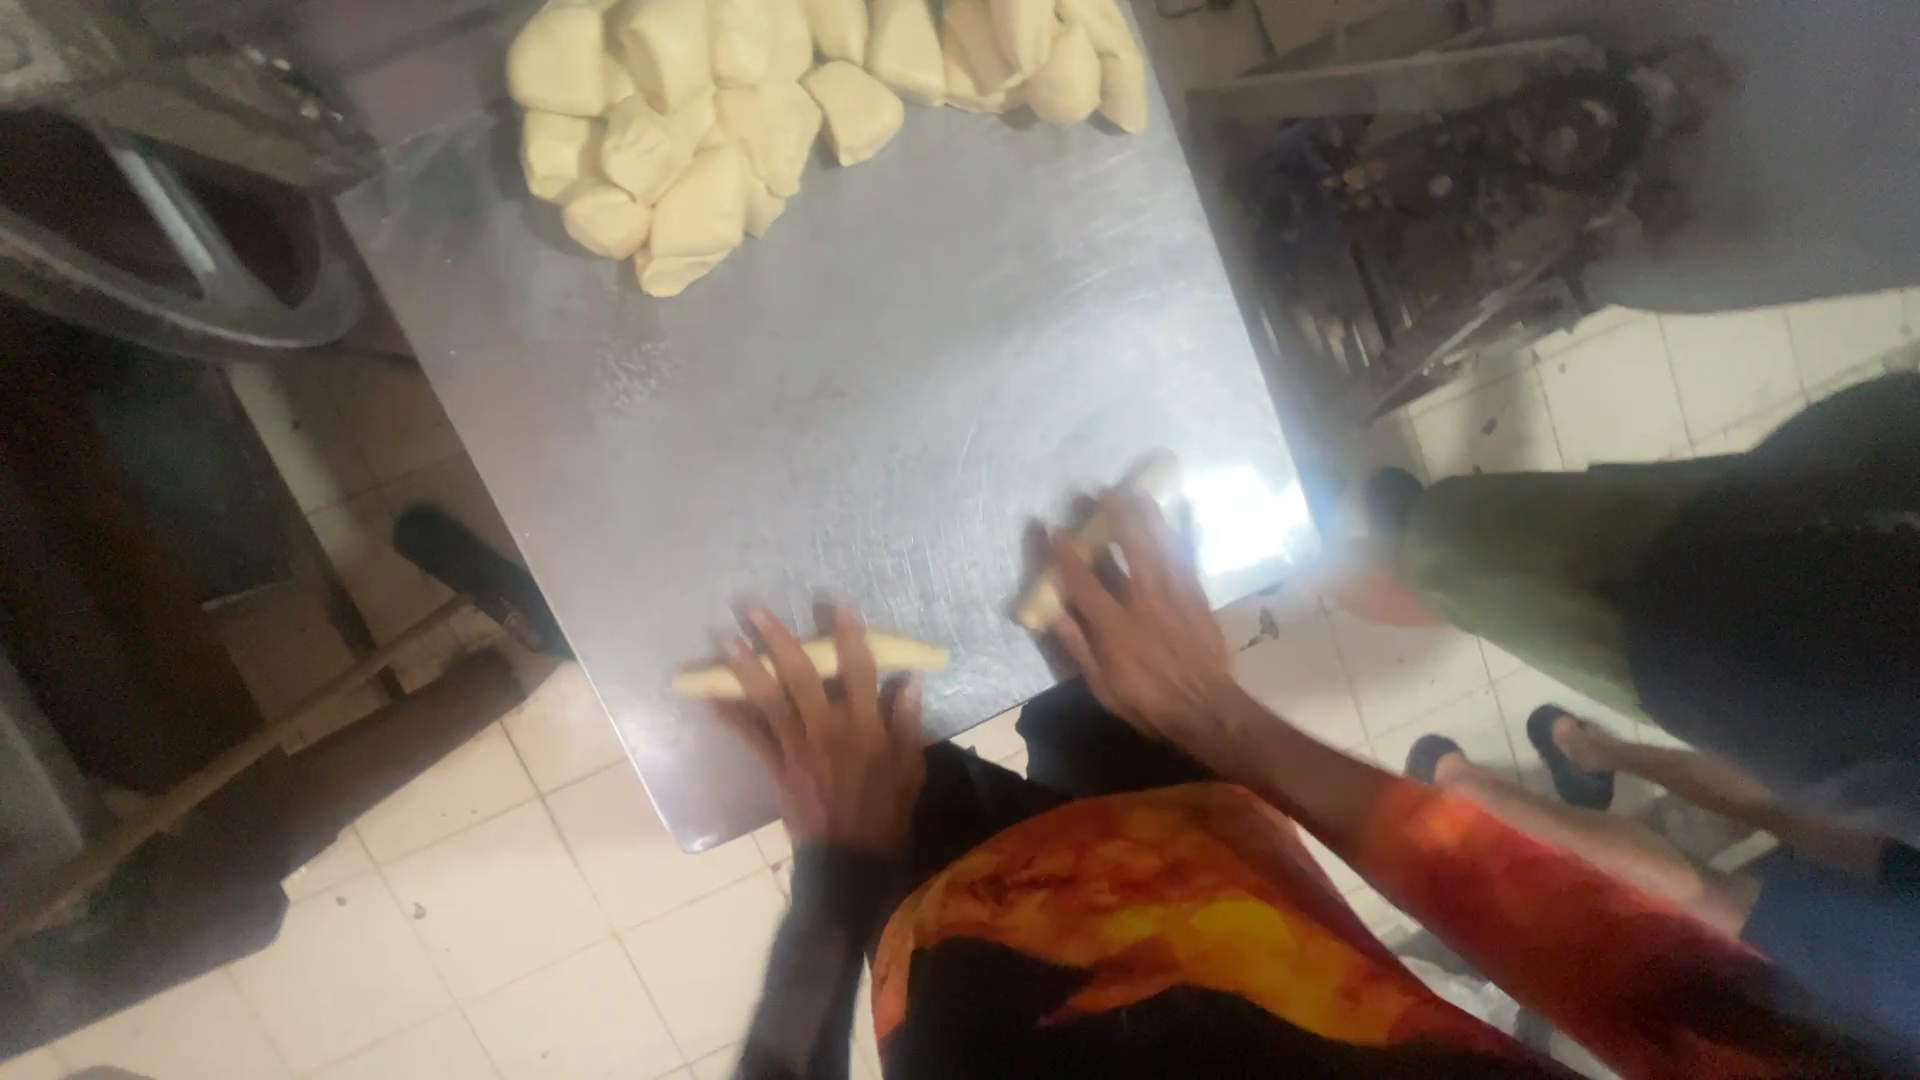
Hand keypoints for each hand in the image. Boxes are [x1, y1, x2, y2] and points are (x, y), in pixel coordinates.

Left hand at [713, 602, 925, 852]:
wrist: (848, 860)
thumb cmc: (886, 812)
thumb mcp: (910, 767)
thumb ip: (907, 720)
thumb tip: (909, 678)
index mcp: (864, 727)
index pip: (857, 669)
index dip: (849, 634)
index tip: (838, 603)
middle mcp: (826, 728)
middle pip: (800, 675)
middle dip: (776, 639)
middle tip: (753, 609)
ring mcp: (796, 746)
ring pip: (767, 699)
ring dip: (743, 667)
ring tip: (723, 638)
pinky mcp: (776, 764)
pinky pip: (750, 735)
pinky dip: (729, 714)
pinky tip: (708, 694)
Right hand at [1047, 491, 1248, 774]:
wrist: (1207, 709)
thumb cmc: (1148, 701)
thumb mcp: (1101, 684)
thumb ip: (1077, 645)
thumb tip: (1052, 613)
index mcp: (1114, 623)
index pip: (1082, 579)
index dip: (1063, 551)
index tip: (1050, 526)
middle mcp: (1144, 599)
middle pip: (1128, 544)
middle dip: (1111, 513)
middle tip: (1097, 490)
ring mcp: (1175, 593)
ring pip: (1161, 543)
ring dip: (1146, 513)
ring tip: (1135, 489)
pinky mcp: (1197, 596)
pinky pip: (1191, 556)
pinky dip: (1189, 531)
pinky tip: (1189, 508)